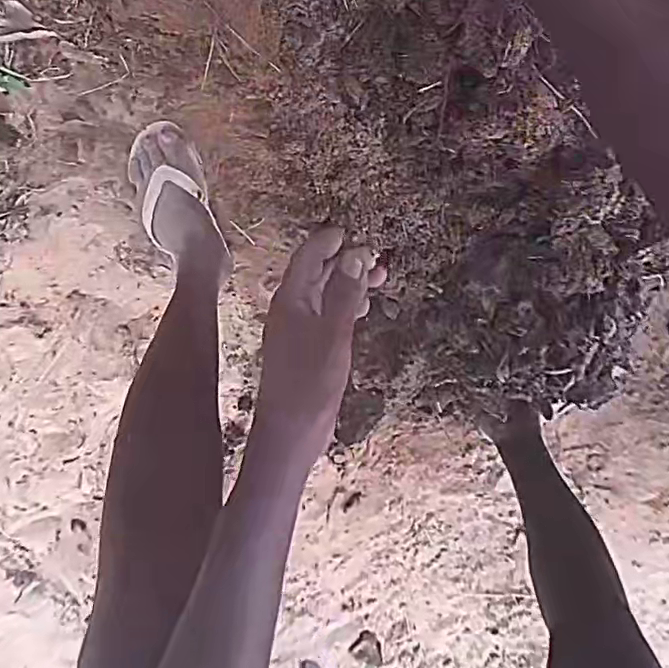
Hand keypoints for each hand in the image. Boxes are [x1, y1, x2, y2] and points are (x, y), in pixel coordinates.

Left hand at [251, 227, 387, 463]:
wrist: (289, 436)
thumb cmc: (310, 385)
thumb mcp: (334, 335)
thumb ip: (345, 294)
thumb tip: (356, 255)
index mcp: (290, 301)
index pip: (307, 258)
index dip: (328, 242)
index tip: (351, 231)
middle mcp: (289, 310)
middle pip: (316, 273)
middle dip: (344, 261)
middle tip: (376, 257)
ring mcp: (295, 330)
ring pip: (323, 294)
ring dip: (347, 283)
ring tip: (379, 279)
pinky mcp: (304, 348)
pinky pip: (325, 314)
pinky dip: (344, 305)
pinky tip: (362, 309)